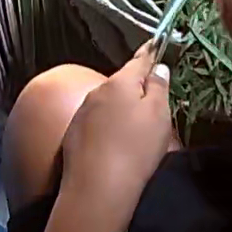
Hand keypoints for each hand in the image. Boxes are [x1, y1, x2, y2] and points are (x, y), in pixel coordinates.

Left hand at [57, 42, 172, 229]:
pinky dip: (107, 125)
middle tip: (153, 99)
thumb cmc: (136, 148)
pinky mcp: (73, 133)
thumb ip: (158, 88)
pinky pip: (96, 121)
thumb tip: (157, 67)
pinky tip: (115, 142)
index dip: (151, 53)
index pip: (139, 60)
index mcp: (120, 82)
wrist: (97, 187)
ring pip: (107, 102)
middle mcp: (97, 91)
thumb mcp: (159, 115)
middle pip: (122, 82)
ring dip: (120, 107)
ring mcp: (82, 112)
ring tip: (135, 126)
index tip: (156, 44)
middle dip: (136, 86)